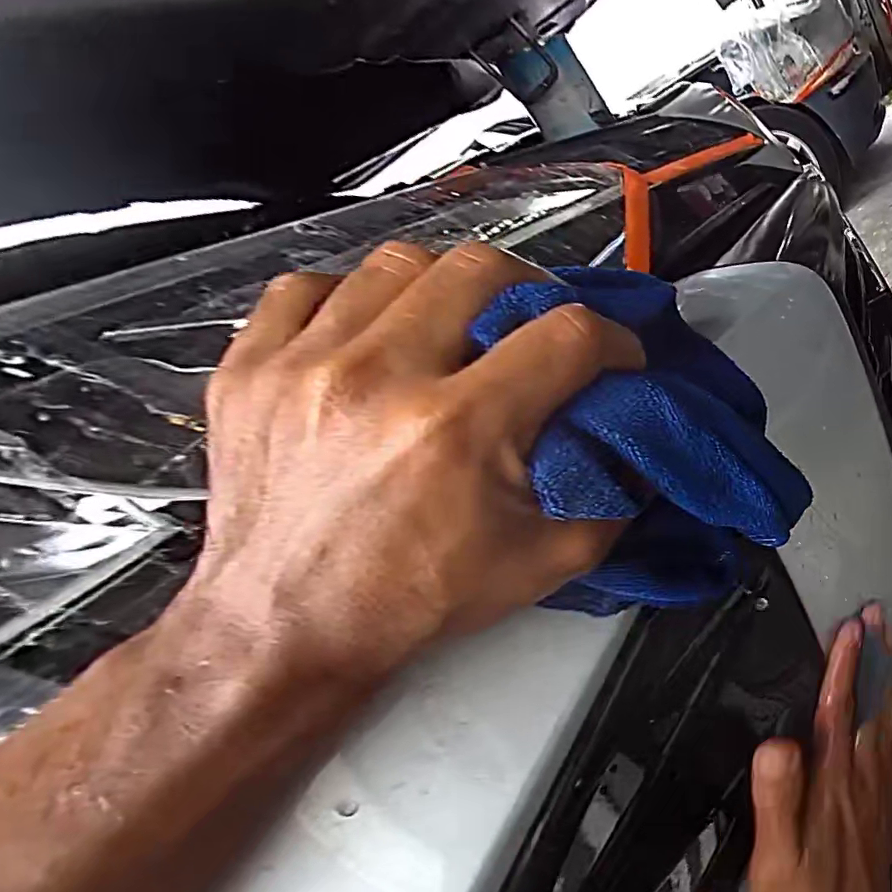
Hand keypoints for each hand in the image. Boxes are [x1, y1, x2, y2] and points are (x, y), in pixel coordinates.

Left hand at [181, 240, 644, 683]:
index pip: (566, 336)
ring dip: (453, 285)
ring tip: (466, 322)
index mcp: (459, 429)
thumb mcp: (545, 562)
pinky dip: (361, 297)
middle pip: (483, 270)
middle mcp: (379, 379)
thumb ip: (613, 503)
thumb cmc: (413, 598)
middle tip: (543, 323)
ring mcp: (305, 365)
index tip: (615, 355)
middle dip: (538, 289)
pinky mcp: (252, 369)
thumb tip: (639, 454)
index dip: (612, 338)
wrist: (288, 628)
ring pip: (401, 262)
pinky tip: (380, 331)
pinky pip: (312, 286)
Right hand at [748, 605, 891, 891]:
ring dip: (889, 672)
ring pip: (889, 714)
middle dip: (874, 653)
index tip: (849, 627)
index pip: (839, 707)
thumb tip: (777, 743)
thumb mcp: (775, 855)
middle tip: (878, 616)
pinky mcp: (888, 800)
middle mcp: (862, 774)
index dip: (844, 663)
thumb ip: (776, 795)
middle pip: (873, 701)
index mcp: (833, 780)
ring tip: (890, 640)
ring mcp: (880, 786)